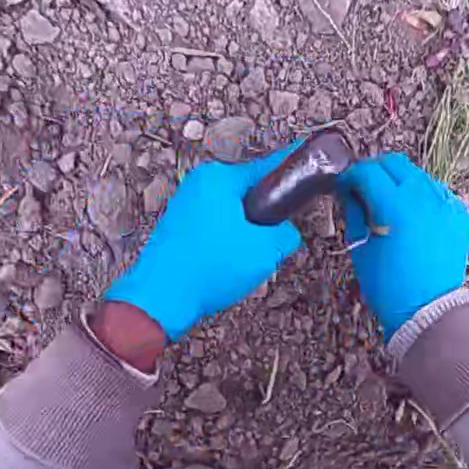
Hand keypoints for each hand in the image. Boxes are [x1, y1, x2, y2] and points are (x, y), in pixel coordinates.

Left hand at [105, 145, 302, 340]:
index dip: (292, 175)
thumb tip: (287, 233)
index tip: (306, 172)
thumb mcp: (265, 251)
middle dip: (264, 218)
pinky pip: (216, 228)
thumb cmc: (205, 271)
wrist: (163, 300)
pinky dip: (227, 244)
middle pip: (250, 194)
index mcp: (218, 179)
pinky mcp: (179, 227)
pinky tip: (226, 265)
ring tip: (243, 259)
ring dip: (245, 234)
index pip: (268, 168)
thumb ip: (286, 234)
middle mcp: (199, 185)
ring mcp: (186, 205)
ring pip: (233, 214)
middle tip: (270, 242)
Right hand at [339, 153, 468, 337]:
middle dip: (375, 171)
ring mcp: (447, 204)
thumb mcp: (362, 250)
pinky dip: (421, 197)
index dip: (351, 176)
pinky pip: (437, 194)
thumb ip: (355, 215)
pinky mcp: (460, 215)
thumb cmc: (389, 287)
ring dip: (399, 183)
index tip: (344, 185)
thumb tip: (350, 194)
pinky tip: (412, 217)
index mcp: (397, 206)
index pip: (368, 172)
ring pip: (418, 176)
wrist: (429, 312)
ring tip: (388, 204)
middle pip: (395, 164)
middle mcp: (425, 197)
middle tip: (363, 189)